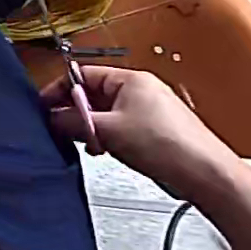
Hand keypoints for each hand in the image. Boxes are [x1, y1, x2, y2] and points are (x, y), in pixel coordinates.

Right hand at [41, 66, 242, 200]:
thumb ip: (73, 122)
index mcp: (130, 79)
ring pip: (102, 113)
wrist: (205, 174)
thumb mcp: (108, 130)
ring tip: (88, 143)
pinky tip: (103, 150)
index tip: (45, 106)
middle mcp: (138, 90)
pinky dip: (104, 137)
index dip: (60, 90)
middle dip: (74, 112)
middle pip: (91, 94)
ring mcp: (145, 110)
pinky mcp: (150, 130)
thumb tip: (52, 118)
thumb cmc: (168, 146)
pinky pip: (116, 127)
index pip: (82, 75)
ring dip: (89, 128)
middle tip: (61, 128)